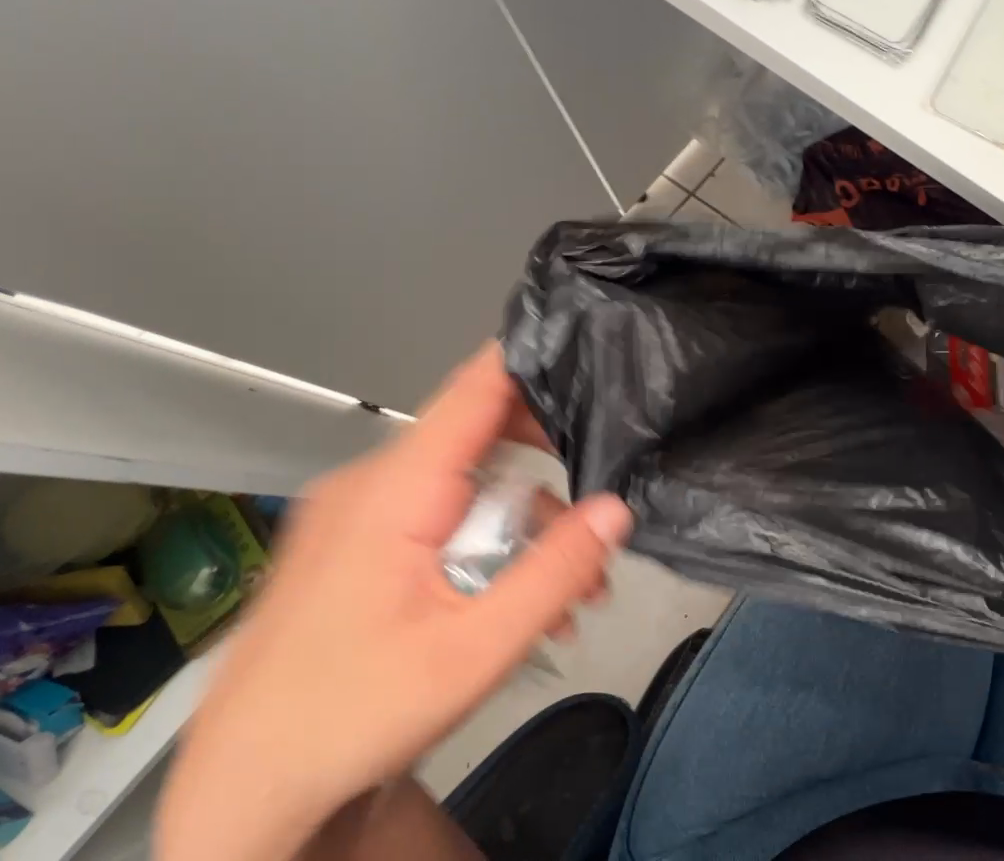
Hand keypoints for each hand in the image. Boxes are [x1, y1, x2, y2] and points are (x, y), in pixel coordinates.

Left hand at [157, 344, 632, 860]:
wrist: (245, 792)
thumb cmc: (356, 715)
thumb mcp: (479, 649)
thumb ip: (557, 571)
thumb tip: (618, 506)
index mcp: (394, 492)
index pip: (475, 388)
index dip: (536, 358)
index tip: (600, 350)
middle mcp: (369, 486)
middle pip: (480, 434)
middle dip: (552, 467)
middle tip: (603, 506)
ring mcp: (354, 515)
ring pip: (465, 485)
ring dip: (524, 527)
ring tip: (572, 594)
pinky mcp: (352, 546)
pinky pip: (437, 519)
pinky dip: (486, 546)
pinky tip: (517, 603)